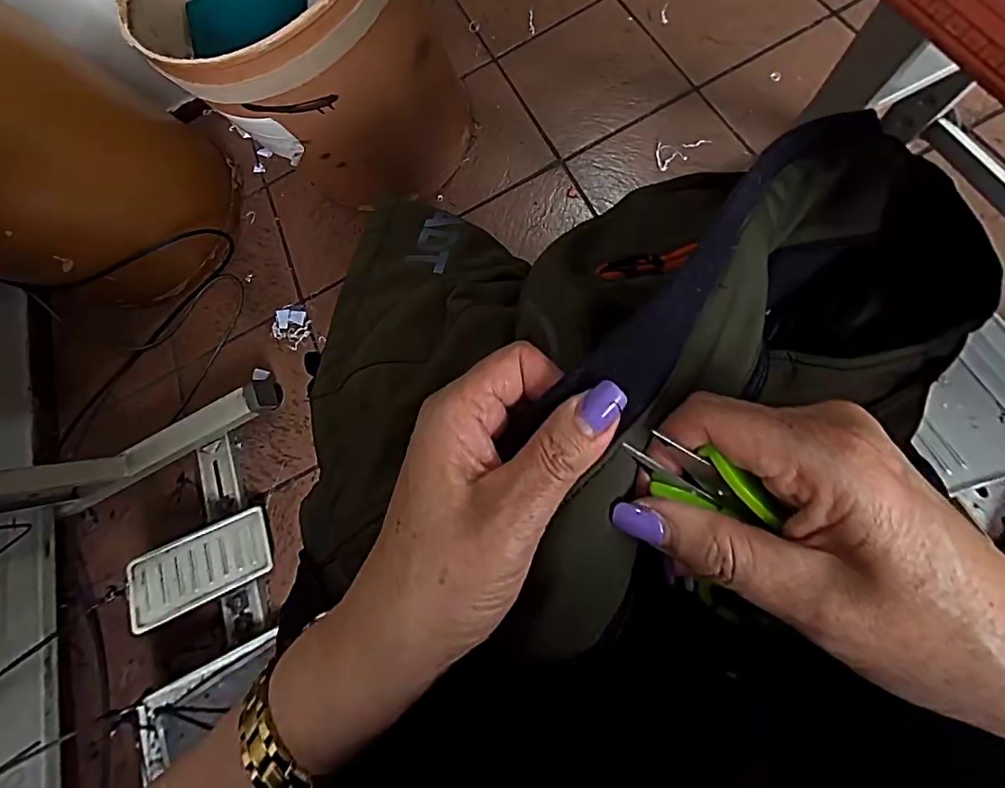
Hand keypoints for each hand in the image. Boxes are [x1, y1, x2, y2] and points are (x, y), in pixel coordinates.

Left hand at [269, 343, 623, 773]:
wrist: (395, 645)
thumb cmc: (447, 580)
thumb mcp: (514, 513)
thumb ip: (561, 451)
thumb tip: (610, 396)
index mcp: (456, 411)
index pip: (522, 360)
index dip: (561, 386)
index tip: (586, 434)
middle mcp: (455, 416)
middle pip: (525, 383)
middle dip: (562, 414)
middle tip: (584, 464)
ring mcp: (460, 446)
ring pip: (524, 415)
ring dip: (555, 440)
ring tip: (571, 483)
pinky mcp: (469, 473)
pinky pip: (516, 443)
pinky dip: (542, 459)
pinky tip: (551, 493)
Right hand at [611, 394, 1004, 726]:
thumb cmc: (941, 636)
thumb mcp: (810, 601)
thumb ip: (716, 549)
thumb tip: (643, 516)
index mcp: (830, 450)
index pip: (705, 416)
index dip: (662, 459)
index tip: (647, 510)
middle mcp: (835, 424)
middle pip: (720, 429)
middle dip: (692, 489)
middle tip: (692, 555)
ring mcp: (842, 434)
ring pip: (740, 446)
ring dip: (721, 500)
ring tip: (740, 561)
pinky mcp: (843, 452)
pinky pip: (769, 456)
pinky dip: (750, 498)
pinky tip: (768, 543)